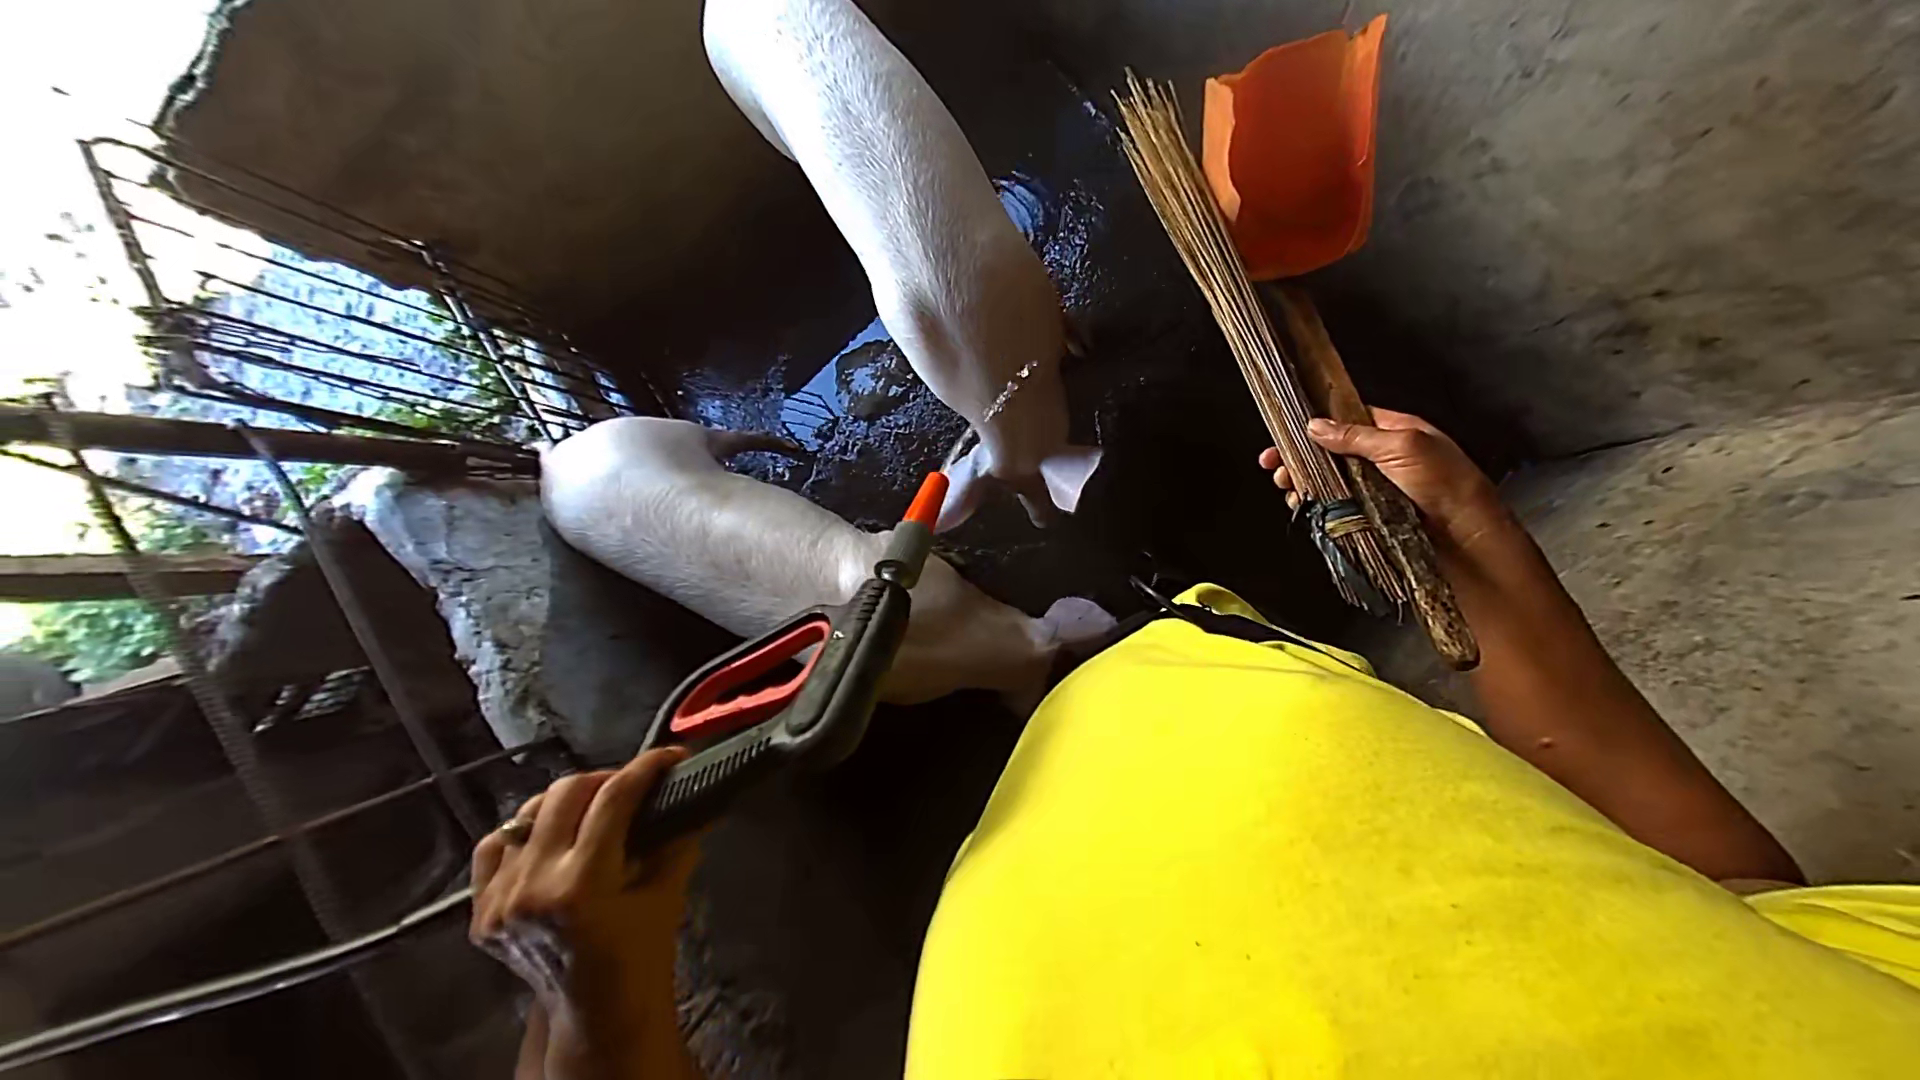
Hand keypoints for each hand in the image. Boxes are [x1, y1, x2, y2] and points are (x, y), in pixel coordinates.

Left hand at [471, 748, 701, 1079]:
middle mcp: (531, 887)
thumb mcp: (668, 890)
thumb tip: (696, 788)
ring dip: (569, 800)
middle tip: (634, 783)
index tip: (671, 756)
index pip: (615, 798)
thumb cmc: (640, 953)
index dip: (647, 767)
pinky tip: (552, 836)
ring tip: (596, 806)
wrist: (595, 1014)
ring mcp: (499, 900)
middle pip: (567, 792)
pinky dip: (526, 830)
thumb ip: (679, 835)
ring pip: (529, 811)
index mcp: (582, 885)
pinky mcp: (480, 912)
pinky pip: (495, 845)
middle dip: (609, 777)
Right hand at [1258, 408, 1510, 551]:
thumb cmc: (1447, 487)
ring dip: (1299, 480)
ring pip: (1323, 479)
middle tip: (1273, 463)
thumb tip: (1315, 425)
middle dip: (1297, 455)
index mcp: (1394, 434)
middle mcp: (1379, 460)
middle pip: (1327, 452)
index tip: (1286, 429)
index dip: (1315, 424)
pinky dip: (1310, 503)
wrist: (1464, 542)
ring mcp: (1369, 489)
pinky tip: (1300, 503)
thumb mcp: (1404, 446)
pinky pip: (1328, 506)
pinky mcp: (1362, 515)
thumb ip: (1356, 435)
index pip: (1346, 419)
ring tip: (1285, 484)